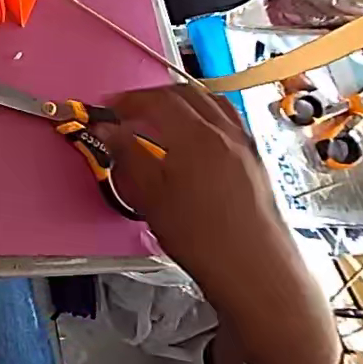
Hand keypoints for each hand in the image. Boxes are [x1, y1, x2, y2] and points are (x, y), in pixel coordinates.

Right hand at [94, 85, 283, 285]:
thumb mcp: (151, 196)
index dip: (128, 100)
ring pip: (211, 102)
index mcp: (196, 135)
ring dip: (181, 100)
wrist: (254, 270)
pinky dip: (204, 114)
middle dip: (153, 96)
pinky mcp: (256, 158)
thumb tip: (107, 128)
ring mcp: (245, 143)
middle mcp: (225, 131)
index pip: (158, 100)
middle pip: (186, 94)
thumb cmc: (200, 237)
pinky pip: (228, 119)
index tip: (109, 107)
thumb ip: (128, 155)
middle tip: (130, 110)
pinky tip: (194, 135)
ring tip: (160, 116)